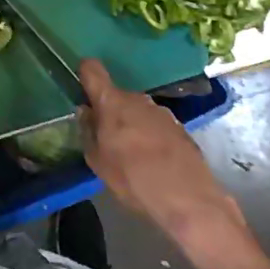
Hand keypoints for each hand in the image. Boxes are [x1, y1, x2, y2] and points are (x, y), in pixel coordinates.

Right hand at [79, 59, 245, 250]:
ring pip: (138, 110)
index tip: (81, 86)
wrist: (188, 198)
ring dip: (132, 124)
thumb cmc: (133, 179)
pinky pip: (156, 124)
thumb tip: (86, 111)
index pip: (92, 70)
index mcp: (112, 103)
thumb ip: (88, 131)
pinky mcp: (180, 127)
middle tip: (107, 138)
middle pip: (117, 95)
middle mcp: (137, 99)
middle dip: (110, 111)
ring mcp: (162, 111)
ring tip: (132, 154)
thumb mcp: (98, 162)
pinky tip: (154, 161)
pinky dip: (151, 135)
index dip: (84, 73)